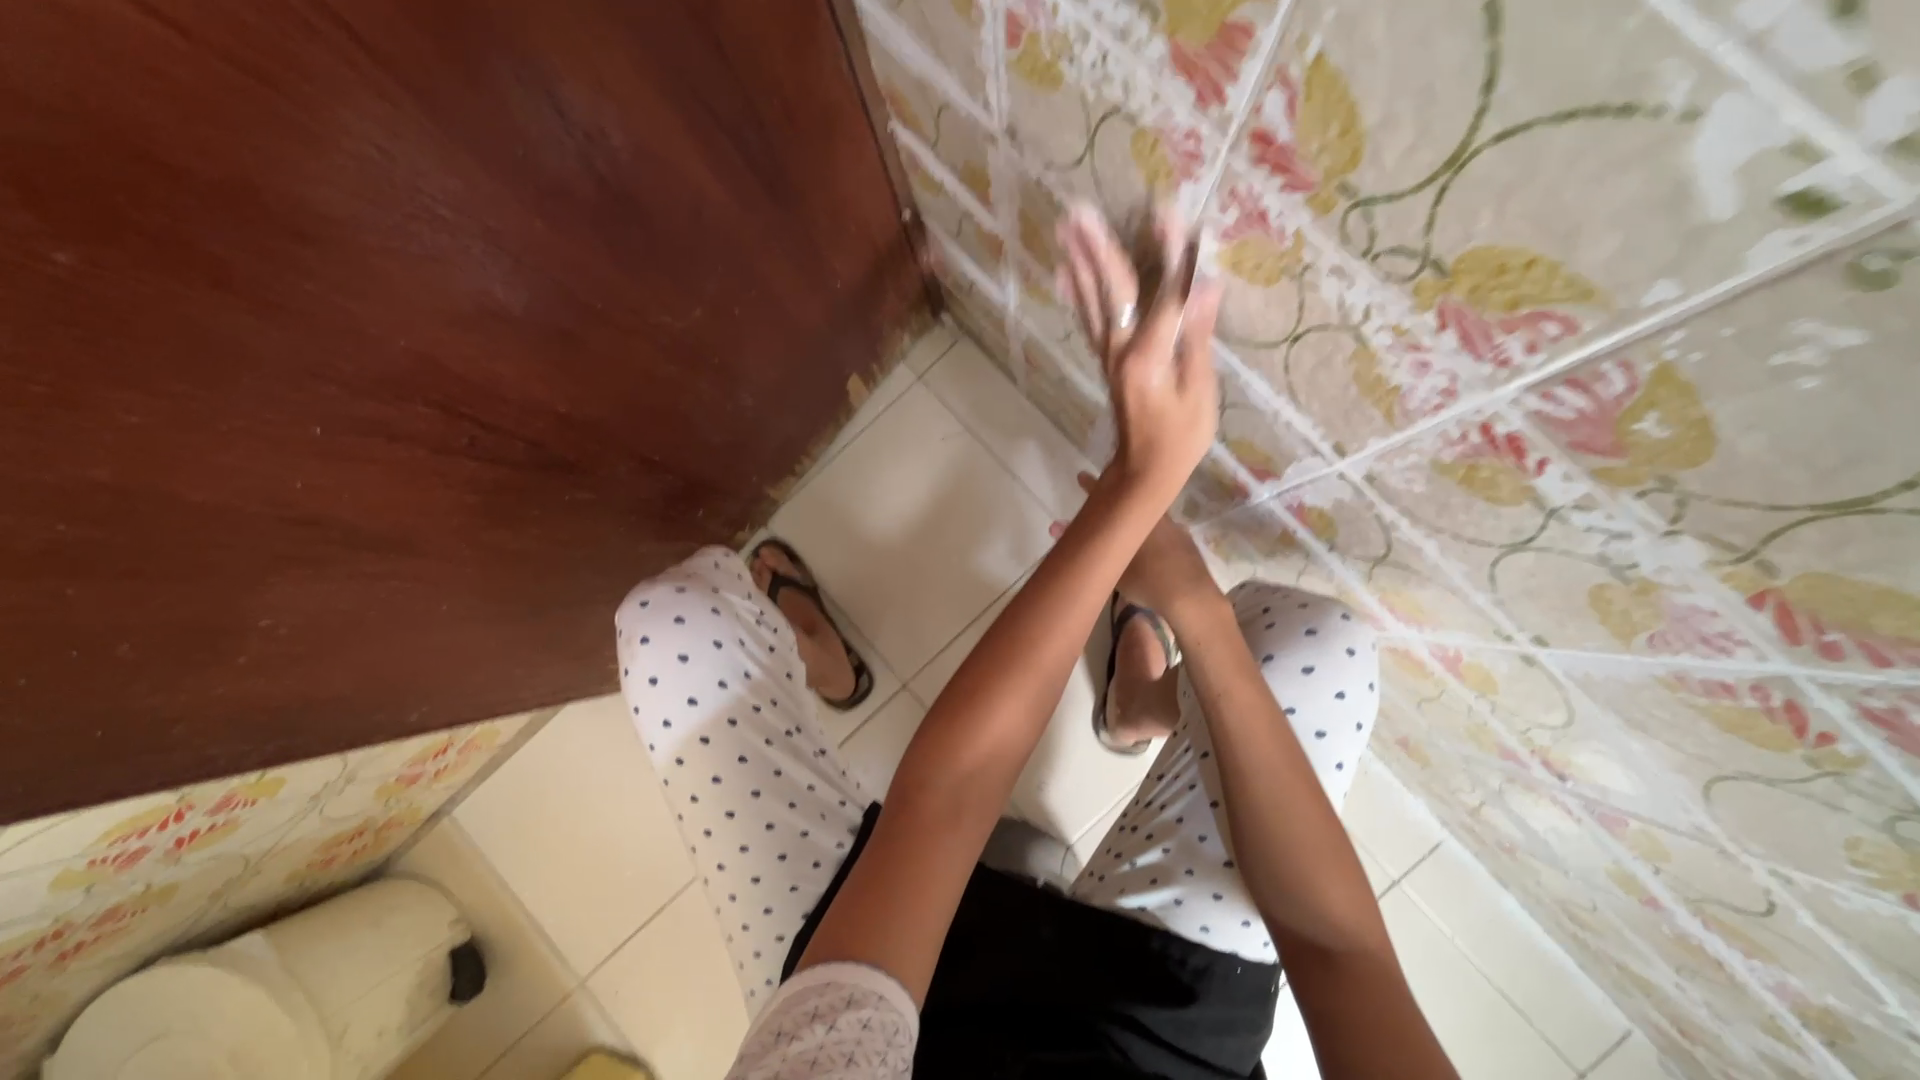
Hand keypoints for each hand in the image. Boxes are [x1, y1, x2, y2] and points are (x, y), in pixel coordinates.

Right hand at [1054, 472, 1221, 621]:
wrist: (1191, 596)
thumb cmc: (1147, 579)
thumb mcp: (1112, 566)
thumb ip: (1086, 546)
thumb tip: (1055, 528)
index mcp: (1138, 517)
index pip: (1112, 497)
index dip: (1094, 487)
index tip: (1082, 477)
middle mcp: (1157, 516)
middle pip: (1133, 505)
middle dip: (1117, 506)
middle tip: (1104, 510)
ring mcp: (1176, 529)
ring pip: (1150, 519)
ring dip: (1137, 522)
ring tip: (1125, 537)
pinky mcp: (1187, 543)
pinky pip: (1165, 534)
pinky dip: (1154, 538)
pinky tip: (1150, 554)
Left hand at [1057, 202, 1221, 498]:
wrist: (1144, 471)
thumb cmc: (1181, 437)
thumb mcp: (1199, 391)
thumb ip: (1197, 337)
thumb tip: (1205, 286)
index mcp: (1149, 358)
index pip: (1164, 296)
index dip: (1170, 254)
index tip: (1169, 212)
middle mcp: (1120, 351)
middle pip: (1111, 290)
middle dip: (1097, 248)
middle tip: (1078, 210)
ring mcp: (1108, 355)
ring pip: (1091, 300)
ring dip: (1079, 262)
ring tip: (1064, 227)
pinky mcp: (1106, 359)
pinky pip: (1088, 319)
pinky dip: (1076, 293)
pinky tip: (1063, 272)